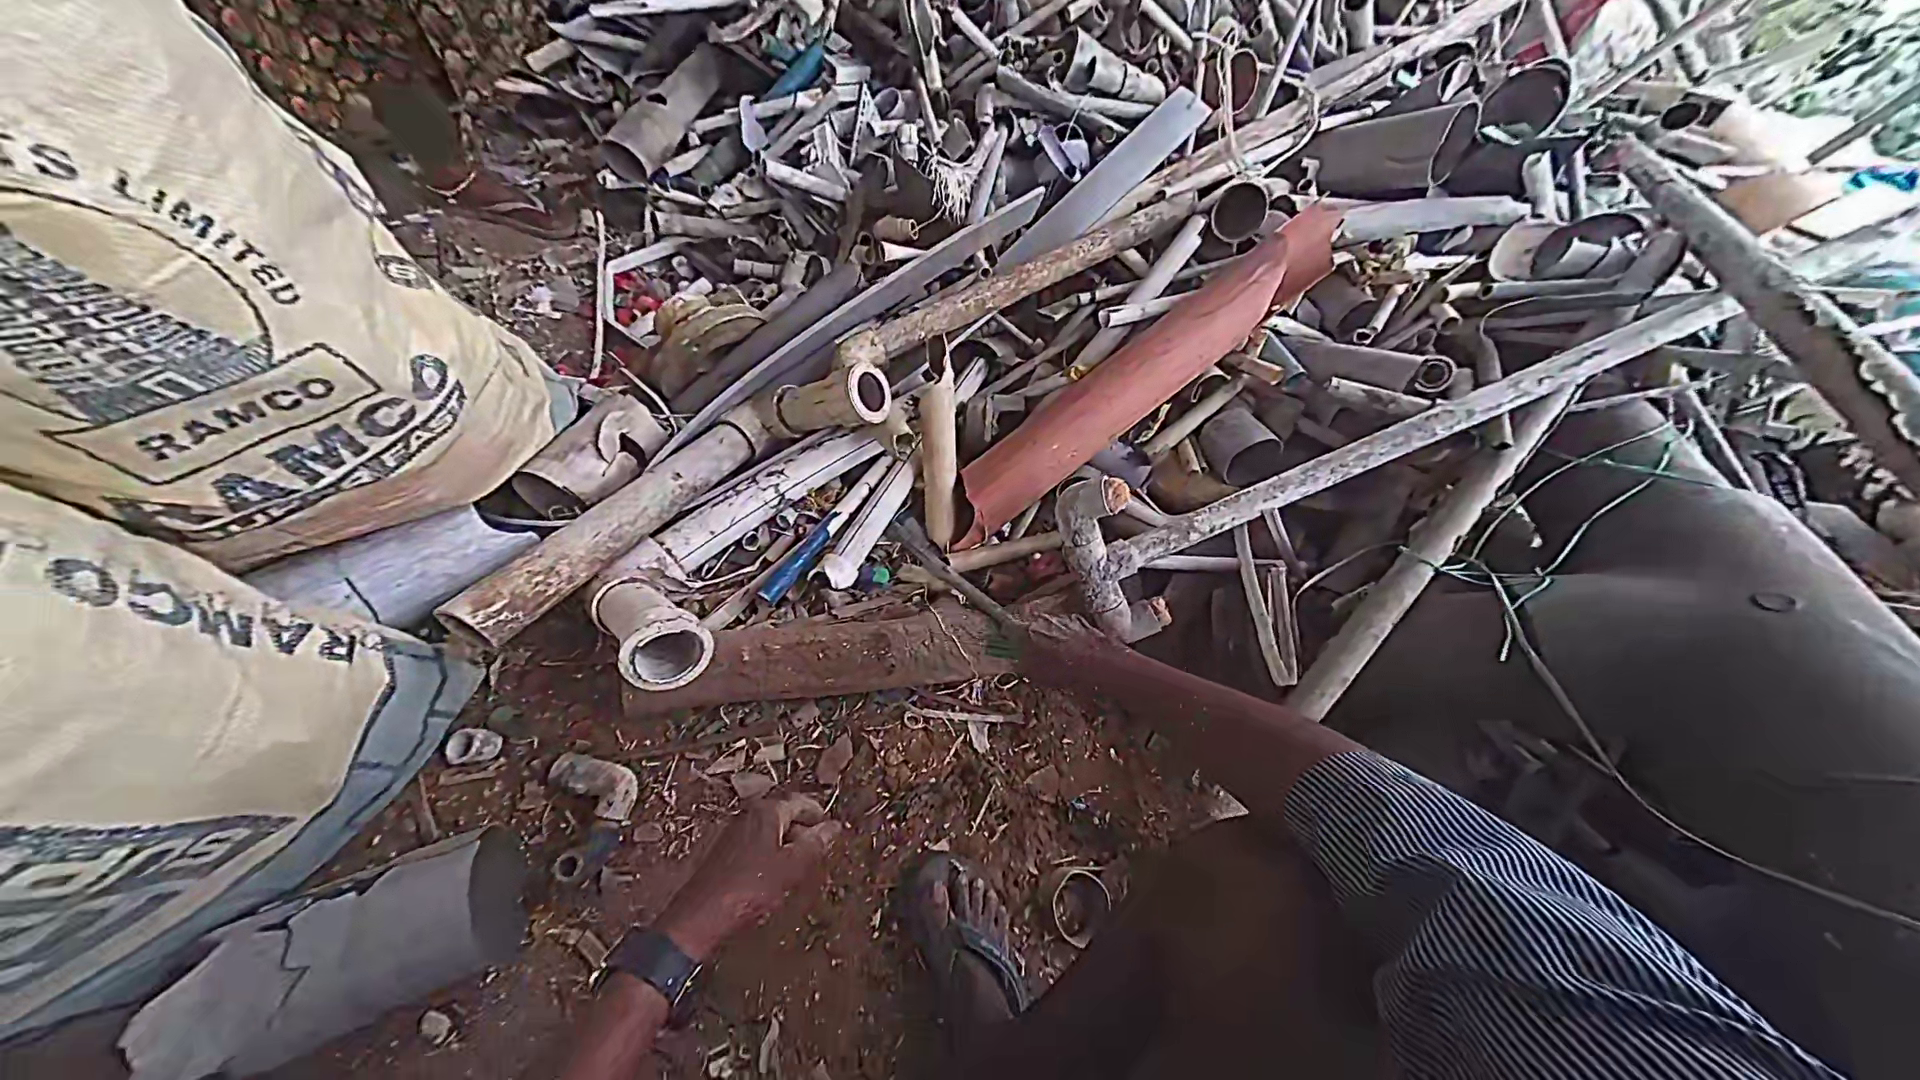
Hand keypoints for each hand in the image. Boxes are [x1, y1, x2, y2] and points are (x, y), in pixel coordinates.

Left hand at [654, 794, 841, 960]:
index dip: (819, 816)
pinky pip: (756, 846)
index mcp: (767, 811)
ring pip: (770, 832)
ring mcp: (733, 833)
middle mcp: (748, 815)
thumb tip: (834, 826)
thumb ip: (815, 844)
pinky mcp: (723, 853)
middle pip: (785, 815)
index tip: (832, 830)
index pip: (801, 803)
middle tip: (819, 851)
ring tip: (799, 867)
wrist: (698, 919)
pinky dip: (770, 855)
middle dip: (804, 831)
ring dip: (787, 845)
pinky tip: (773, 878)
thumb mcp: (792, 866)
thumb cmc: (749, 889)